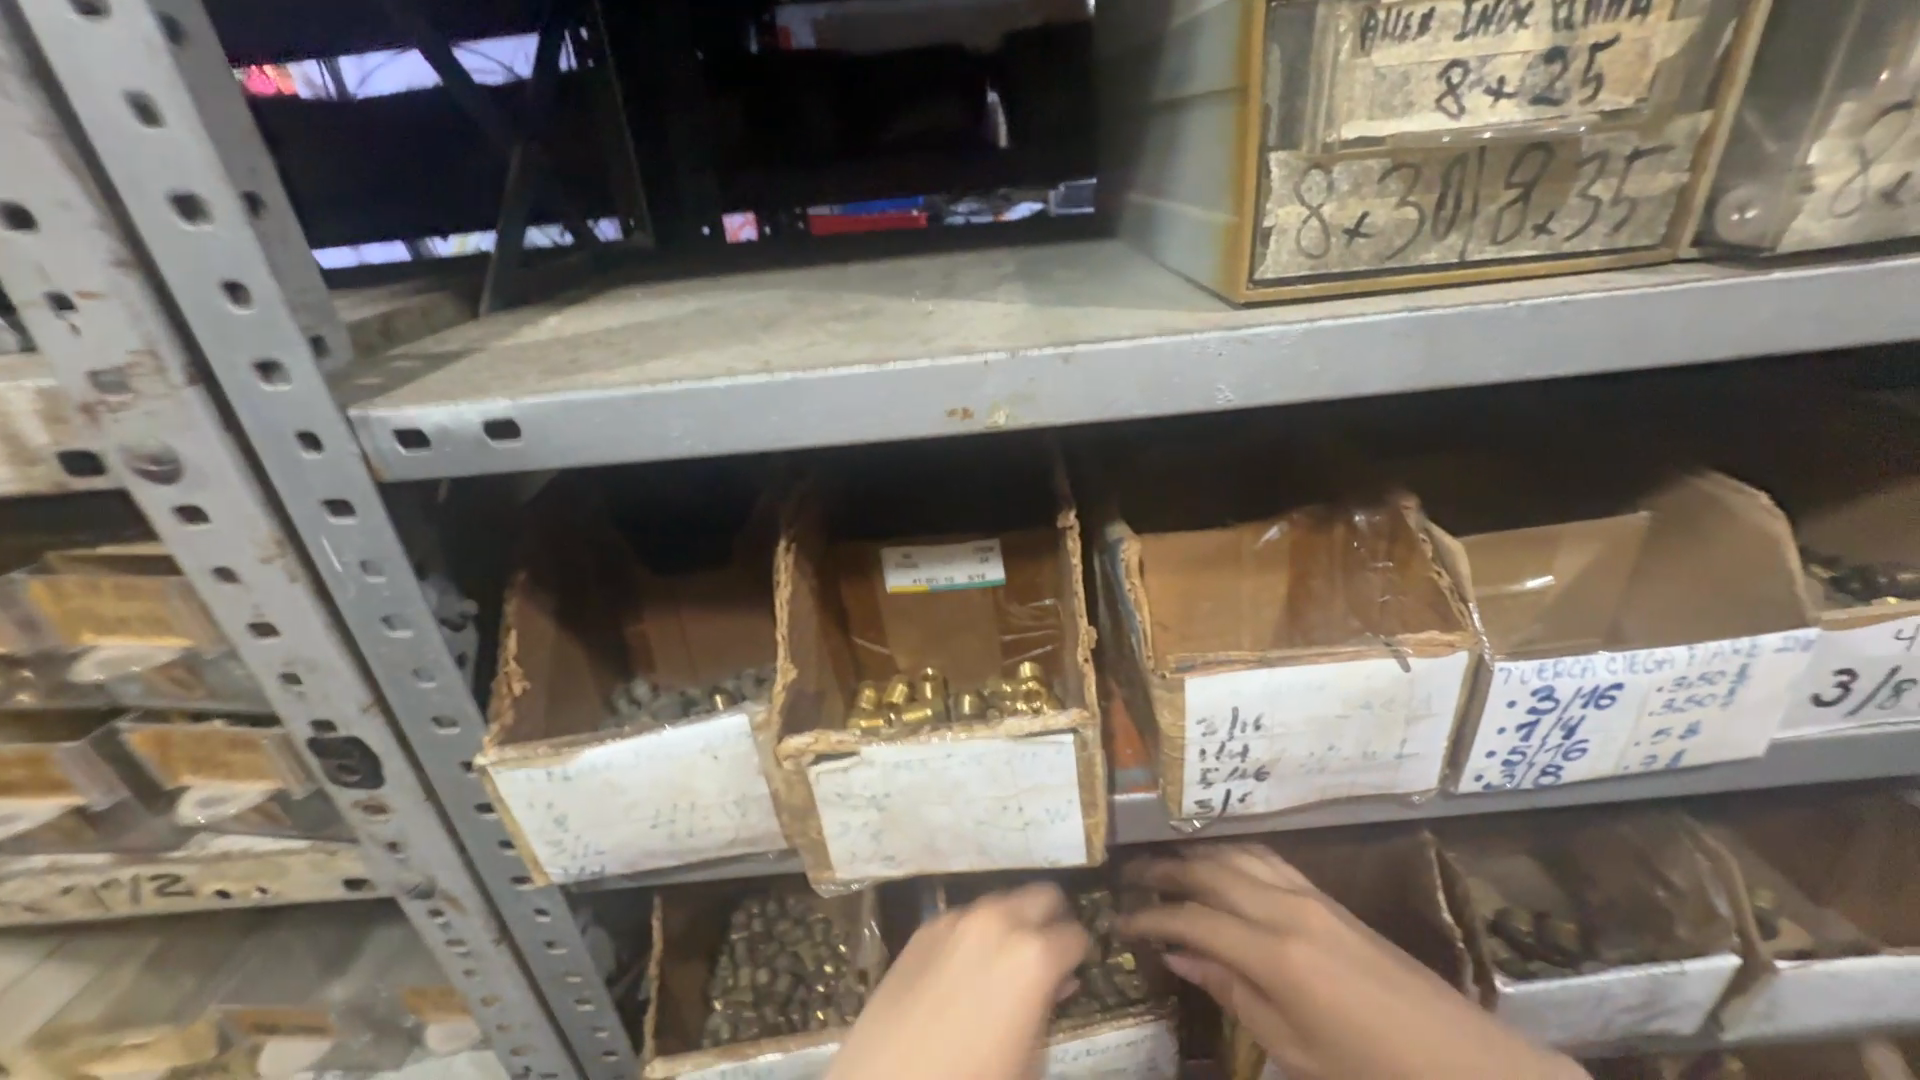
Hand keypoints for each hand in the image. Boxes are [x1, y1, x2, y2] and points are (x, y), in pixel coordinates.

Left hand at [827, 883, 1088, 1079]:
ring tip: (1004, 964)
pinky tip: (964, 970)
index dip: (1079, 954)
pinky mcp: (924, 928)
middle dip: (1051, 920)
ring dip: (1012, 923)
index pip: (1077, 934)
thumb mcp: (1029, 1057)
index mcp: (1035, 954)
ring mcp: (957, 919)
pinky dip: (976, 934)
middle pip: (1043, 894)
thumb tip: (1058, 982)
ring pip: (1002, 901)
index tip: (1075, 970)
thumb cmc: (973, 1079)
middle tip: (1048, 955)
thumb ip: (1049, 1008)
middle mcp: (999, 921)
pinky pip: (964, 919)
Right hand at [1120, 845, 1587, 1079]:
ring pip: (1239, 857)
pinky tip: (1222, 863)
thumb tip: (1177, 954)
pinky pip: (1269, 860)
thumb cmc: (1369, 1071)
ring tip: (1165, 865)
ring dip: (1196, 857)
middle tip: (1128, 877)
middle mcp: (1287, 909)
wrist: (1464, 1062)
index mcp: (1274, 954)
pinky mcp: (1331, 898)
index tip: (1118, 921)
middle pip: (1210, 873)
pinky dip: (1234, 855)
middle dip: (1164, 872)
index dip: (1149, 917)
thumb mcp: (1291, 1048)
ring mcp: (1312, 897)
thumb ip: (1230, 991)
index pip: (1192, 919)